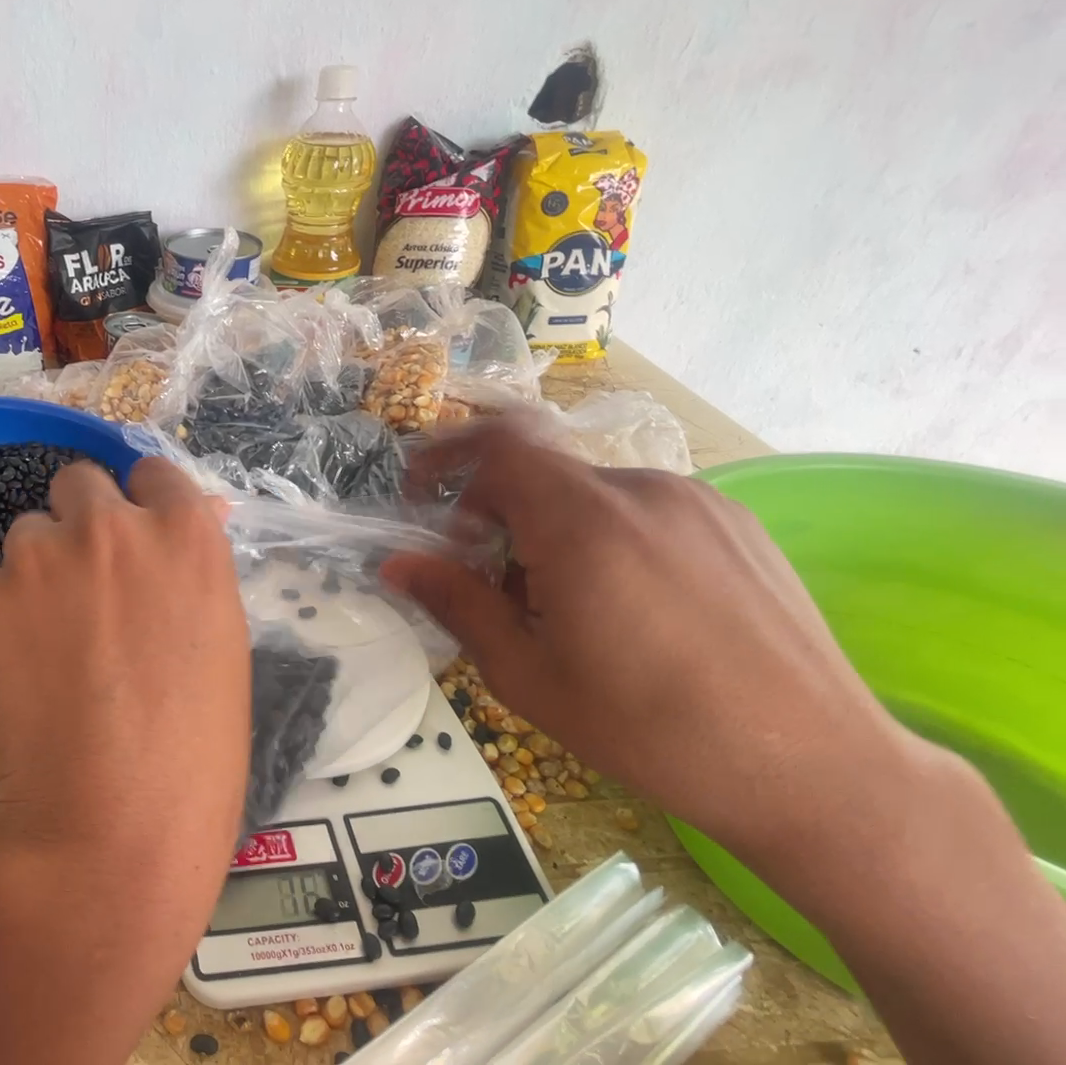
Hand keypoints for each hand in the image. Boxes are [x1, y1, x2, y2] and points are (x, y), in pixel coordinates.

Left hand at [0, 459, 248, 1064]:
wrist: (114, 822)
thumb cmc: (195, 749)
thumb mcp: (218, 640)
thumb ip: (187, 574)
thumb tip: (174, 535)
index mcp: (184, 532)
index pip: (151, 471)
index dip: (140, 505)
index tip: (134, 537)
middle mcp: (109, 525)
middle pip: (78, 484)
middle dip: (81, 523)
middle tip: (84, 587)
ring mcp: (37, 556)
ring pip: (27, 537)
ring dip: (37, 574)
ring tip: (48, 650)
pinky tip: (18, 680)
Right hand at [382, 422, 1065, 1064]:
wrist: (814, 768)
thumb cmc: (647, 729)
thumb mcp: (527, 675)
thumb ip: (456, 603)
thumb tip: (396, 563)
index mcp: (583, 523)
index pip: (498, 443)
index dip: (447, 455)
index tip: (422, 498)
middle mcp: (642, 491)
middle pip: (541, 474)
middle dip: (497, 516)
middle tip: (492, 586)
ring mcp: (700, 502)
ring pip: (593, 495)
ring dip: (553, 532)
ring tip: (566, 609)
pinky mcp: (738, 524)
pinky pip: (645, 511)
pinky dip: (608, 538)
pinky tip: (631, 610)